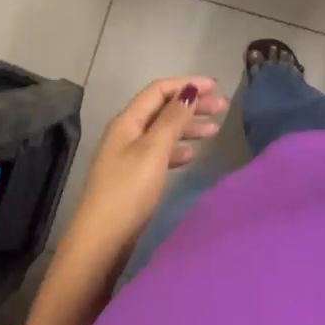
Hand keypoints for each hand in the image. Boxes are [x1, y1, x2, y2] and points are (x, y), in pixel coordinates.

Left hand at [54, 77, 227, 277]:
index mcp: (127, 121)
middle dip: (191, 105)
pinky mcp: (133, 177)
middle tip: (222, 108)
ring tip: (214, 131)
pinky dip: (177, 150)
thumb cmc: (128, 191)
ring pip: (163, 131)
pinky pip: (159, 153)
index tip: (216, 88)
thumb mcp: (153, 151)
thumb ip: (172, 119)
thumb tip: (189, 90)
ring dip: (188, 127)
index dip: (187, 85)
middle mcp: (126, 133)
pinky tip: (191, 156)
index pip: (158, 90)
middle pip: (162, 109)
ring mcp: (128, 156)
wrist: (101, 240)